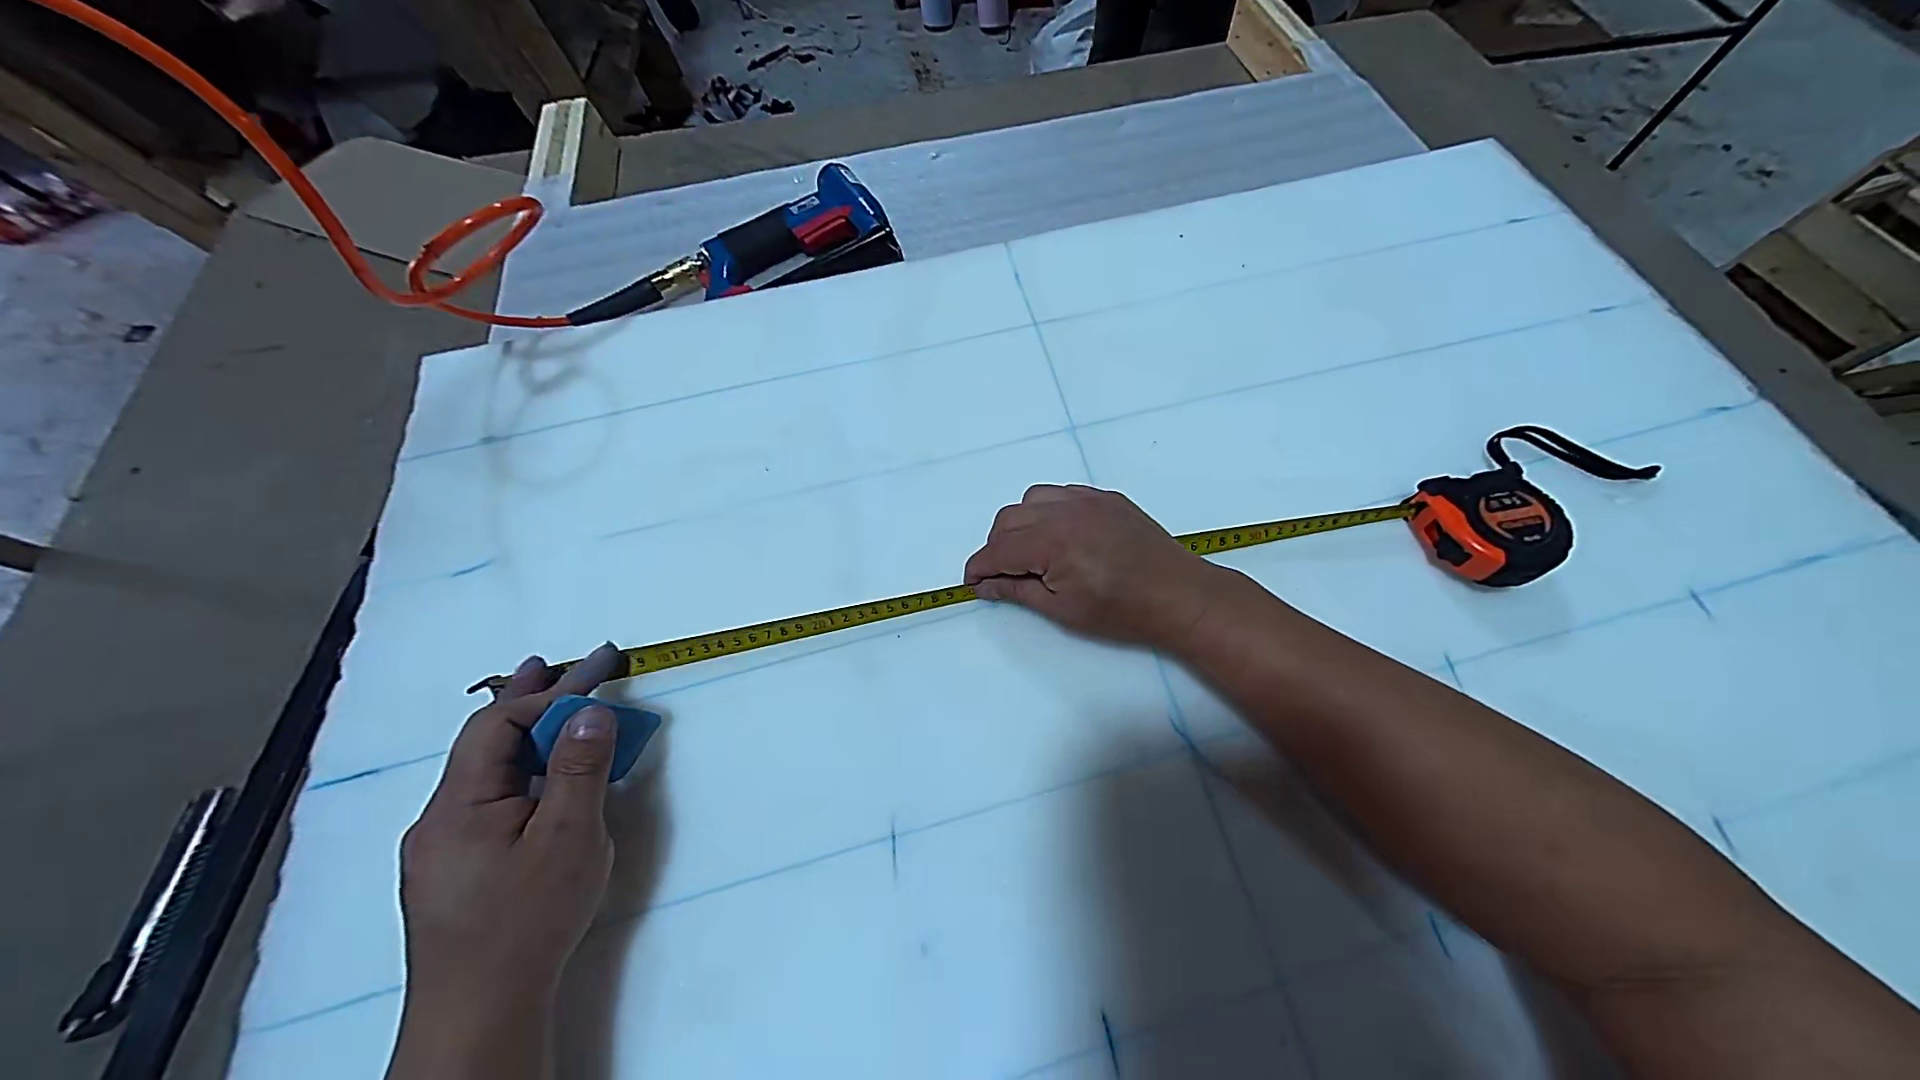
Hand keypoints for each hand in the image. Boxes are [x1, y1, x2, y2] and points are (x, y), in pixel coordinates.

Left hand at [395, 644, 625, 1032]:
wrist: (480, 1014)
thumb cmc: (528, 921)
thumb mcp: (568, 839)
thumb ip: (580, 770)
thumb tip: (589, 712)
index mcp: (459, 806)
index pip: (500, 726)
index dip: (551, 694)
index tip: (599, 669)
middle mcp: (441, 819)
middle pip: (484, 743)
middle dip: (523, 699)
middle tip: (549, 663)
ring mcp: (444, 846)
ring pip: (487, 771)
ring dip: (523, 734)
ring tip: (549, 705)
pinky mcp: (457, 869)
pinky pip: (491, 797)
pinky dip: (521, 767)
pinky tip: (539, 773)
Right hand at [962, 485, 1229, 648]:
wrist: (1179, 596)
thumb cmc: (1122, 612)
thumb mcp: (1061, 609)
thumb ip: (1016, 590)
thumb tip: (985, 585)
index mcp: (1051, 541)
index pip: (997, 550)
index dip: (979, 568)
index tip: (972, 584)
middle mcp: (1065, 510)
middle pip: (1007, 520)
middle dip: (996, 547)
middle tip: (1004, 575)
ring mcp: (1088, 500)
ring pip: (1032, 500)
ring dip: (1020, 524)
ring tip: (1032, 553)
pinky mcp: (1107, 498)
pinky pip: (1062, 494)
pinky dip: (1049, 511)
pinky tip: (1061, 536)